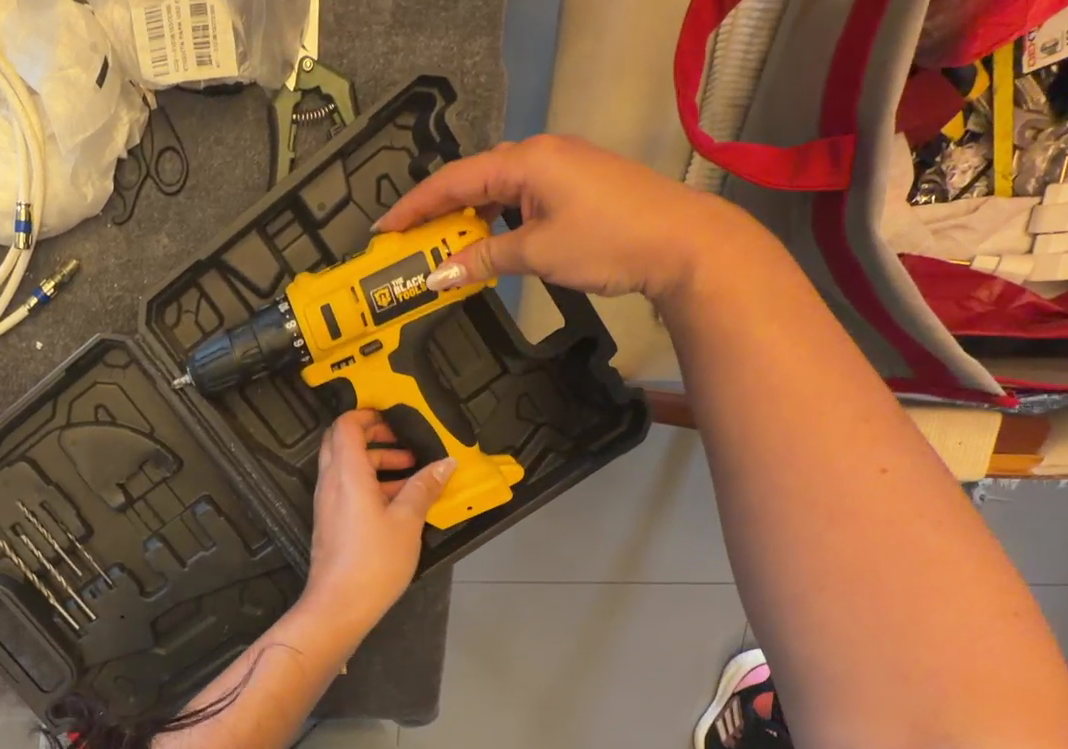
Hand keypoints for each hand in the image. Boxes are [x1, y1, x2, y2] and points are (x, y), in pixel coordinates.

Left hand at [296, 411, 452, 639]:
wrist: (339, 604)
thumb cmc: (373, 560)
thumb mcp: (407, 521)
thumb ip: (424, 487)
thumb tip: (445, 464)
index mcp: (346, 473)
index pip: (345, 426)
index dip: (367, 415)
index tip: (395, 417)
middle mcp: (330, 483)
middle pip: (342, 444)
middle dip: (374, 437)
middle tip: (406, 443)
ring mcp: (327, 503)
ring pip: (347, 469)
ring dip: (377, 464)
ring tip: (413, 475)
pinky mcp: (330, 522)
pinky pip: (347, 490)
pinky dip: (370, 486)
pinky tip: (400, 502)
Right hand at [374, 135, 767, 305]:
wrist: (685, 243)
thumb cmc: (608, 241)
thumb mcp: (537, 253)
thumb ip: (482, 259)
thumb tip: (436, 275)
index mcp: (525, 161)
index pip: (452, 180)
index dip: (413, 206)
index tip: (383, 229)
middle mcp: (539, 155)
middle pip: (471, 179)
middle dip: (434, 211)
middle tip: (405, 241)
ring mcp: (560, 167)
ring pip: (494, 188)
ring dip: (464, 217)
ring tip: (437, 246)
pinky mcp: (574, 184)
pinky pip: (517, 196)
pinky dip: (492, 218)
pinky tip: (482, 240)